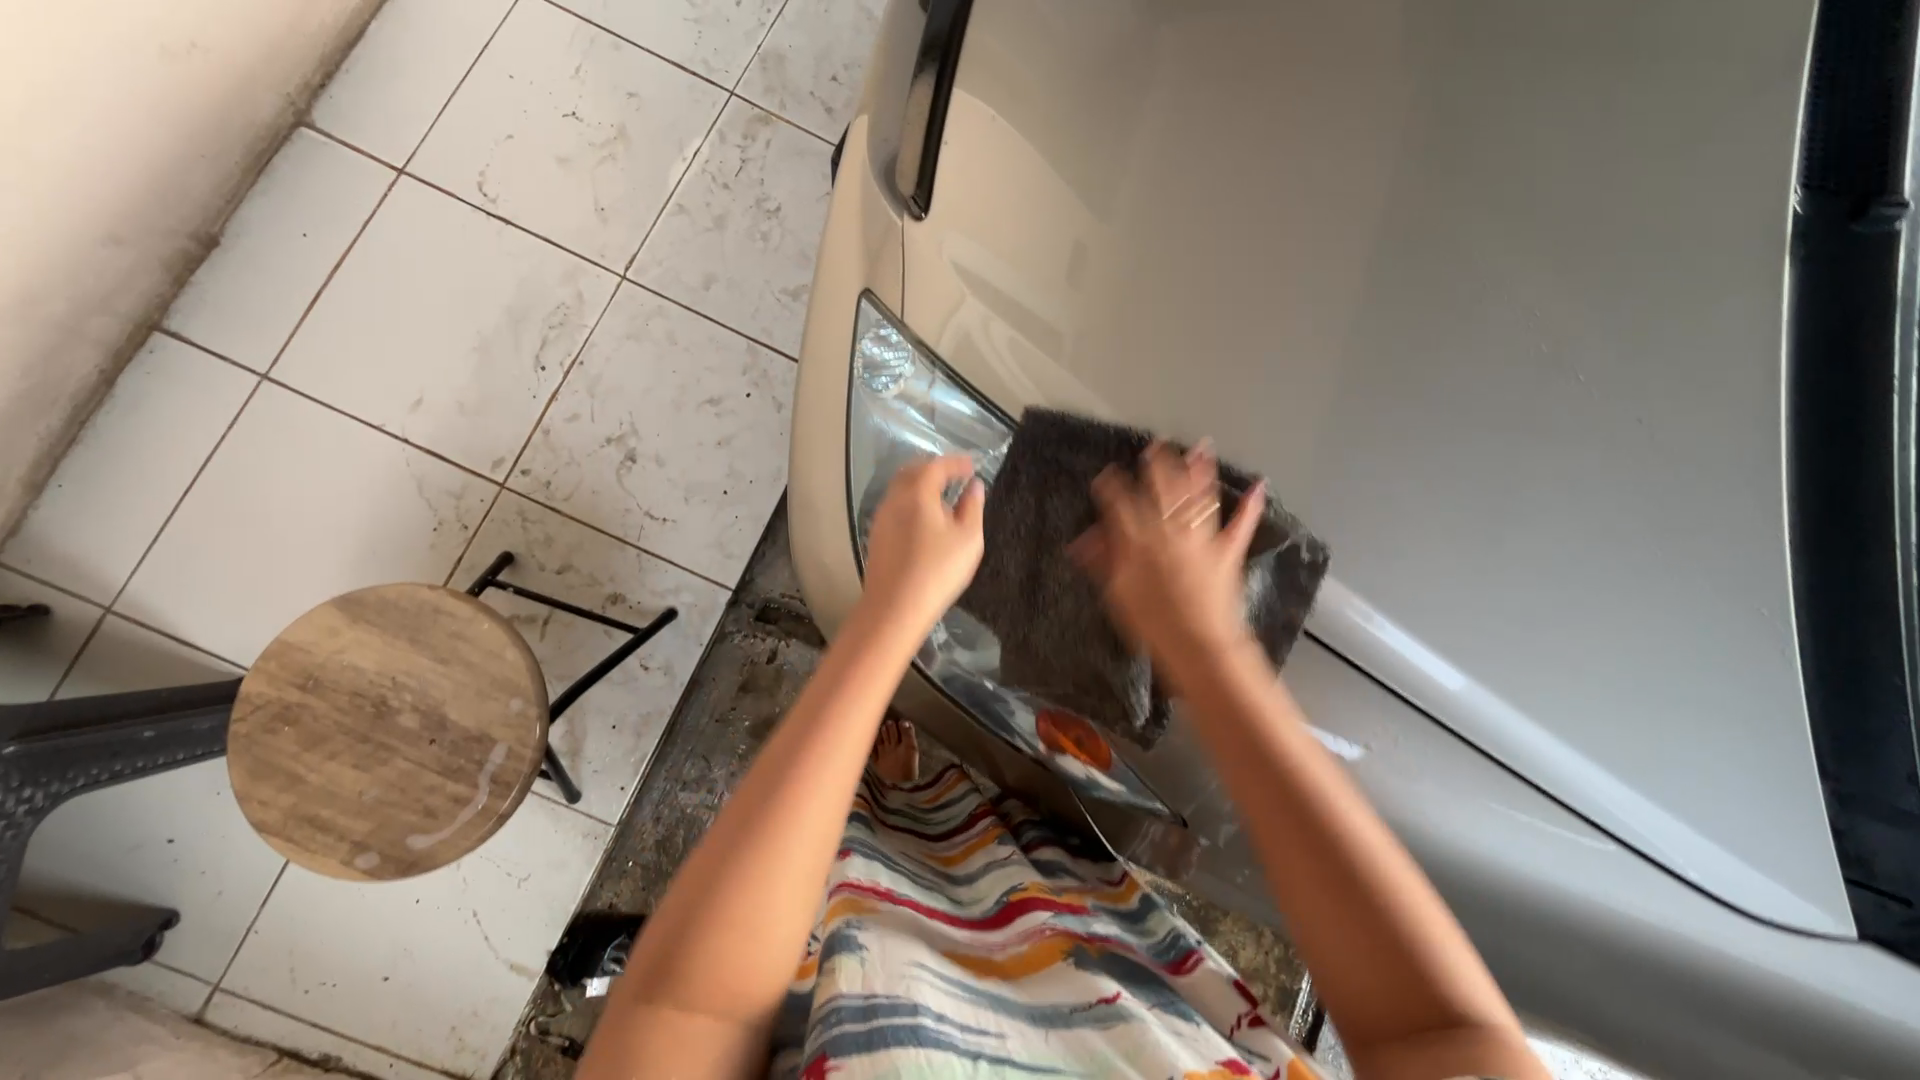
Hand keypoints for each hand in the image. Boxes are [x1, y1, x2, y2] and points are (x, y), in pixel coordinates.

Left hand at [859, 455, 985, 633]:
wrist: (894, 609)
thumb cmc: (938, 571)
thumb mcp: (968, 539)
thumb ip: (973, 507)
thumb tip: (974, 486)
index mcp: (917, 493)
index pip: (937, 465)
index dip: (956, 462)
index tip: (972, 465)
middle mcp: (894, 499)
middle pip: (913, 472)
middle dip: (935, 468)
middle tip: (955, 475)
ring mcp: (881, 518)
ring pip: (900, 489)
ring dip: (921, 485)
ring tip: (942, 496)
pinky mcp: (877, 537)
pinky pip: (896, 507)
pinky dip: (911, 502)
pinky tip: (924, 519)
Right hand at [1069, 439, 1265, 685]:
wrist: (1197, 644)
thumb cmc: (1151, 624)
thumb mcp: (1117, 593)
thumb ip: (1102, 560)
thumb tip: (1083, 540)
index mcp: (1139, 541)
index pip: (1121, 505)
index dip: (1112, 487)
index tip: (1107, 475)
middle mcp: (1170, 531)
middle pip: (1163, 490)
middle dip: (1158, 465)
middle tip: (1156, 445)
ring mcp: (1202, 540)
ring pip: (1199, 498)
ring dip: (1201, 471)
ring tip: (1201, 447)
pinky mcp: (1228, 552)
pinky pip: (1241, 525)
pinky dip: (1250, 506)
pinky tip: (1259, 486)